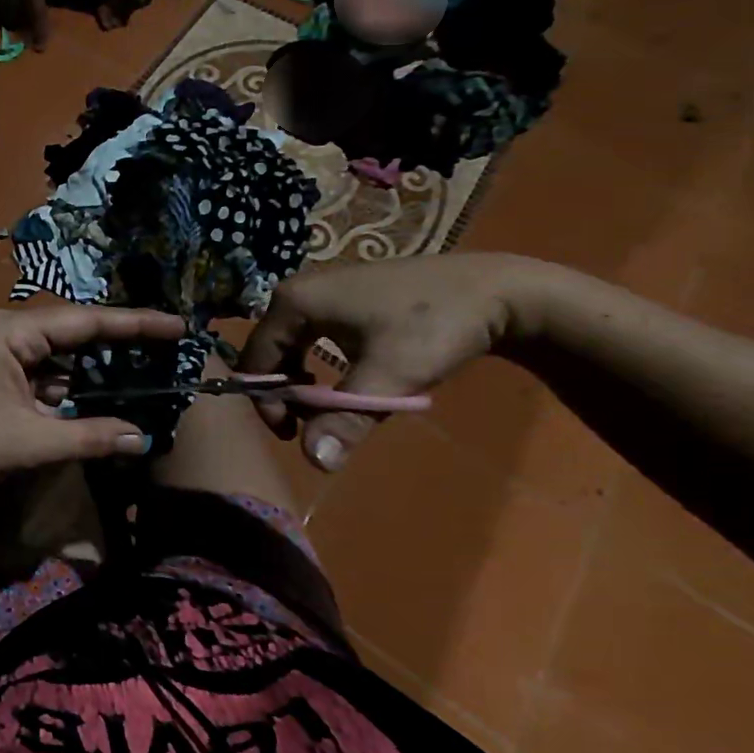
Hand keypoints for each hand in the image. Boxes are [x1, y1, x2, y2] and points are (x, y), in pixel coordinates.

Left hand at [0, 304, 185, 516]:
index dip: (135, 323)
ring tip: (145, 369)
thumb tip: (141, 438)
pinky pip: (48, 374)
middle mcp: (10, 333)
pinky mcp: (1, 376)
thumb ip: (88, 437)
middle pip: (77, 332)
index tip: (177, 324)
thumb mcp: (29, 442)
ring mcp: (3, 354)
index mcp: (14, 332)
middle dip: (121, 341)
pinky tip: (103, 396)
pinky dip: (74, 386)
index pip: (86, 321)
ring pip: (63, 355)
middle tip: (168, 345)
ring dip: (98, 368)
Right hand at [238, 253, 558, 471]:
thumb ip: (347, 416)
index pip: (256, 360)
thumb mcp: (389, 375)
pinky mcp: (346, 297)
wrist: (497, 289)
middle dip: (285, 394)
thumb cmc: (434, 325)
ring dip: (304, 384)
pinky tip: (346, 381)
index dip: (267, 403)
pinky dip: (320, 365)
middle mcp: (299, 291)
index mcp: (295, 301)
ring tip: (329, 408)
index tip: (293, 435)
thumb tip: (314, 463)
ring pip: (292, 346)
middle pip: (271, 353)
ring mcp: (324, 290)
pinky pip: (313, 337)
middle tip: (312, 425)